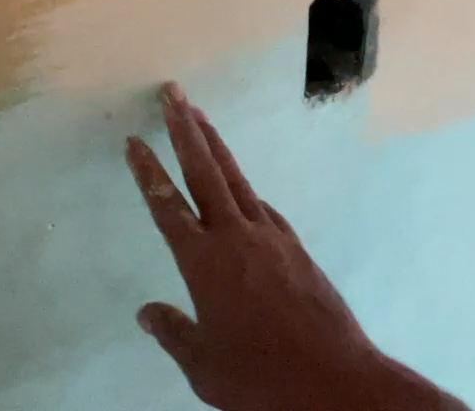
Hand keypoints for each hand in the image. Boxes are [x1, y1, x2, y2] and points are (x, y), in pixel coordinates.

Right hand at [126, 83, 466, 410]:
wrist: (341, 387)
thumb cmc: (263, 379)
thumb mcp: (206, 369)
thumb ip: (173, 334)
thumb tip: (146, 313)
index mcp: (203, 261)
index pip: (166, 204)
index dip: (147, 170)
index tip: (133, 140)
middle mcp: (234, 237)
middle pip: (203, 170)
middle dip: (184, 128)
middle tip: (172, 92)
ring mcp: (270, 238)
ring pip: (235, 178)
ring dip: (214, 144)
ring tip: (200, 115)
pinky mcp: (296, 249)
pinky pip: (263, 207)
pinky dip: (244, 189)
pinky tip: (242, 189)